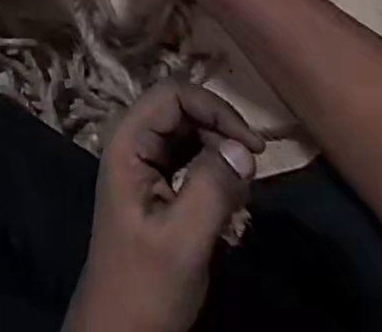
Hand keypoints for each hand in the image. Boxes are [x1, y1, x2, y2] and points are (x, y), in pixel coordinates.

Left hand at [66, 83, 264, 331]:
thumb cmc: (145, 286)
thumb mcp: (184, 240)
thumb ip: (213, 188)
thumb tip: (245, 148)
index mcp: (127, 145)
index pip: (172, 95)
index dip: (214, 108)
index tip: (253, 145)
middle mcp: (132, 145)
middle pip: (180, 108)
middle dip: (220, 127)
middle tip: (254, 163)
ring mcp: (142, 165)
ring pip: (187, 132)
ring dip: (219, 147)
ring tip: (245, 182)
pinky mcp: (155, 185)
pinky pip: (188, 158)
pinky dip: (213, 167)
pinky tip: (232, 193)